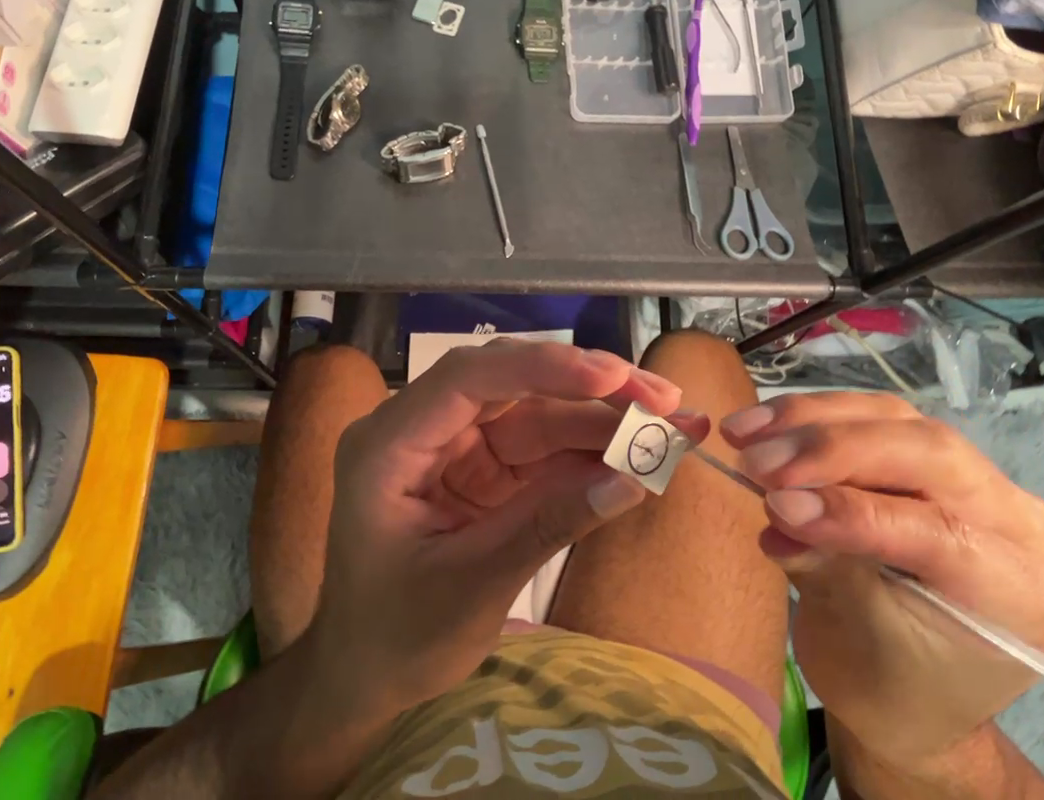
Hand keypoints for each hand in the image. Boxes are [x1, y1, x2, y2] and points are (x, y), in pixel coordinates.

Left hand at [305, 340, 696, 714]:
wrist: (367, 675)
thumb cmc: (398, 635)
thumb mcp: (472, 585)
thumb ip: (548, 525)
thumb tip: (633, 481)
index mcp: (389, 444)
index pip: (467, 380)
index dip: (542, 368)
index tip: (613, 377)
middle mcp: (422, 430)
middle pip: (512, 386)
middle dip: (590, 390)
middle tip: (666, 400)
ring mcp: (456, 449)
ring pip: (537, 415)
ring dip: (604, 421)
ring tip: (676, 428)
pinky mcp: (483, 472)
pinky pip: (544, 452)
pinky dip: (591, 455)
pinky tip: (640, 455)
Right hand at [720, 394, 1043, 777]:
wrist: (902, 696)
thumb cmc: (887, 686)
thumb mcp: (856, 639)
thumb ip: (826, 566)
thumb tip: (780, 508)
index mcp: (1029, 595)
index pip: (943, 532)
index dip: (854, 513)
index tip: (776, 505)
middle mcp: (1020, 525)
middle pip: (928, 453)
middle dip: (831, 449)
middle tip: (753, 461)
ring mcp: (980, 483)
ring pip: (896, 421)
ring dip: (811, 420)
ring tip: (741, 432)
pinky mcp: (934, 460)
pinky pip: (876, 421)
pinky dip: (813, 419)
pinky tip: (762, 424)